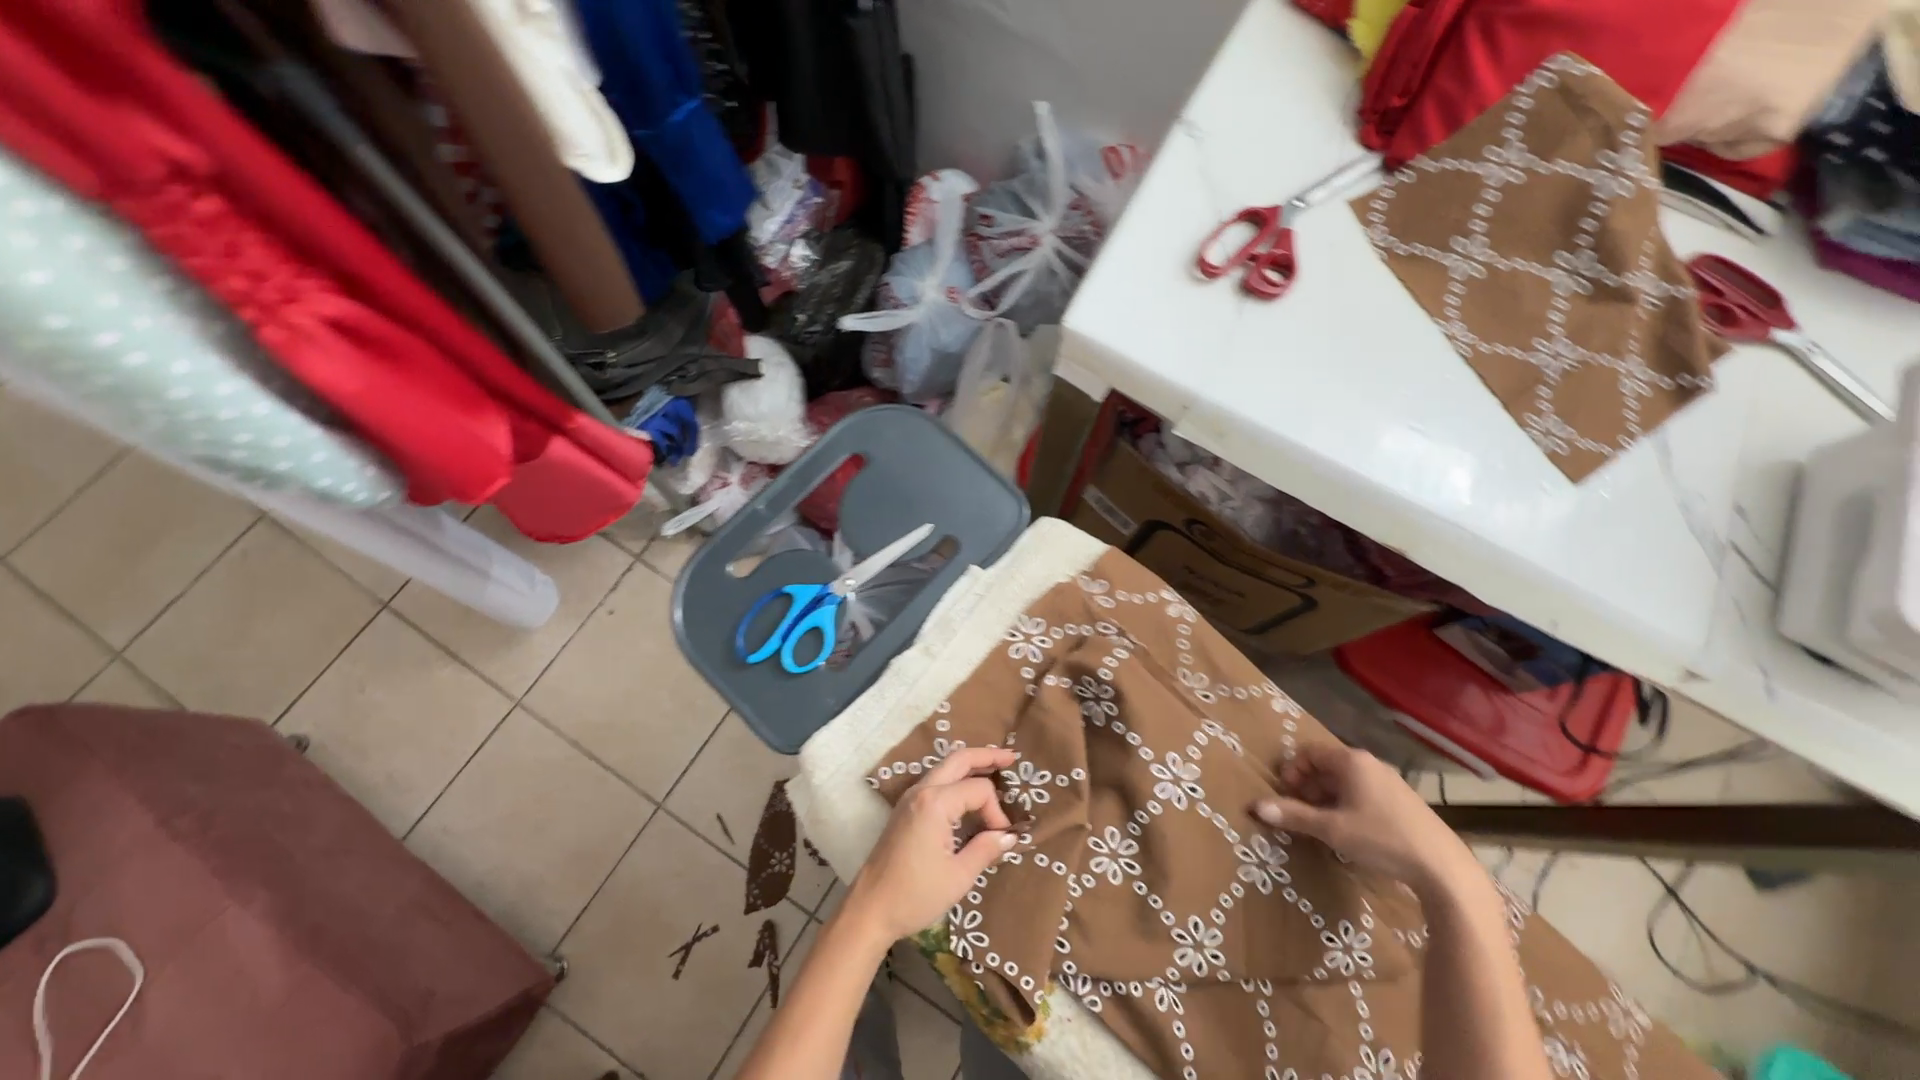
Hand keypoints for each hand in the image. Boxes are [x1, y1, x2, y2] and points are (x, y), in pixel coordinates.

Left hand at [842, 747, 1019, 946]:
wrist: (870, 910)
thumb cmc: (915, 895)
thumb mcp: (959, 876)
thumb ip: (986, 849)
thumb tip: (1009, 836)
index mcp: (935, 804)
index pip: (979, 790)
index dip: (997, 812)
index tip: (1001, 839)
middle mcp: (920, 791)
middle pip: (958, 759)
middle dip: (986, 756)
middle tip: (1011, 758)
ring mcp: (909, 799)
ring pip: (944, 767)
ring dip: (969, 765)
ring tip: (994, 769)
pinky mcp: (904, 810)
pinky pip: (935, 782)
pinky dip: (955, 779)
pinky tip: (967, 792)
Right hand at [1252, 743, 1479, 897]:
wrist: (1441, 866)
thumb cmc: (1381, 839)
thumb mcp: (1331, 829)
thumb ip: (1293, 815)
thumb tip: (1255, 806)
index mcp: (1351, 762)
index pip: (1309, 752)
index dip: (1292, 771)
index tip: (1285, 796)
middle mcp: (1370, 764)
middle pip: (1326, 765)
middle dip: (1306, 786)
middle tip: (1298, 813)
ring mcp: (1388, 782)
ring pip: (1345, 782)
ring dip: (1325, 798)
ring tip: (1319, 825)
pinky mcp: (1401, 801)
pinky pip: (1362, 793)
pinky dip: (1346, 805)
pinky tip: (1347, 832)